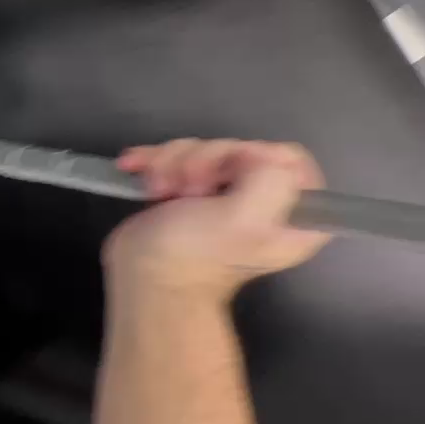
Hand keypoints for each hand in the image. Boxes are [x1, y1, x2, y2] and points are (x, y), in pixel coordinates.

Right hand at [106, 139, 330, 300]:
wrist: (145, 274)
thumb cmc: (197, 252)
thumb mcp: (245, 220)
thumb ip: (270, 181)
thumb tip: (255, 153)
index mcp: (291, 210)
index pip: (286, 157)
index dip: (251, 156)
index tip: (227, 176)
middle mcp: (258, 198)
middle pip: (233, 149)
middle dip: (199, 162)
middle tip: (188, 192)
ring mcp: (215, 193)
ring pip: (195, 150)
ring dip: (168, 164)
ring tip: (160, 190)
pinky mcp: (178, 189)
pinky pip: (165, 157)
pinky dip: (147, 159)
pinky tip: (134, 169)